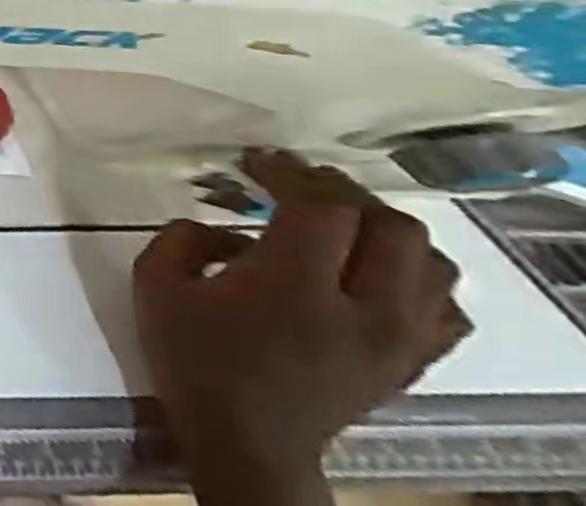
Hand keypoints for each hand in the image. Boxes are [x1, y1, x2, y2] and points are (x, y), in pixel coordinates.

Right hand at [133, 149, 471, 505]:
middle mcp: (363, 310)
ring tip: (337, 218)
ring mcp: (399, 339)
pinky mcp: (413, 359)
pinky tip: (374, 268)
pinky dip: (416, 273)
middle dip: (340, 191)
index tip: (257, 161)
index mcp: (291, 287)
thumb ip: (182, 237)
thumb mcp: (155, 284)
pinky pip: (444, 304)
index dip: (291, 173)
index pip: (321, 209)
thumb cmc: (192, 357)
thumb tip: (223, 227)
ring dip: (382, 227)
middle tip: (296, 180)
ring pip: (430, 261)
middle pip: (390, 226)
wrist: (247, 438)